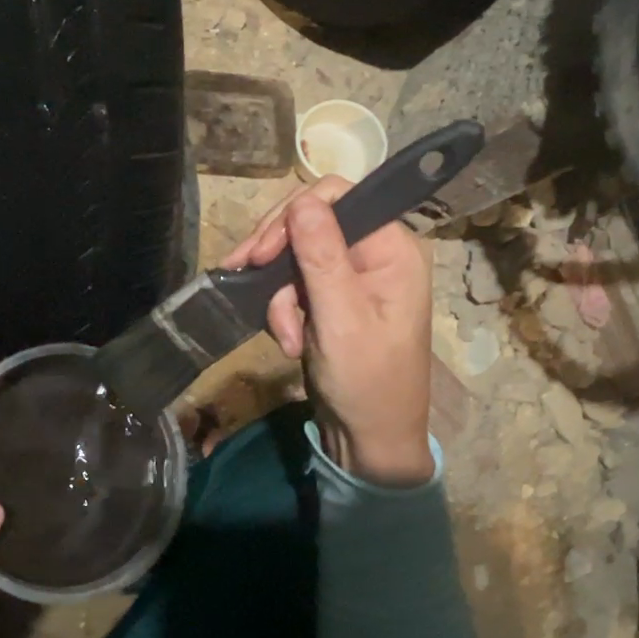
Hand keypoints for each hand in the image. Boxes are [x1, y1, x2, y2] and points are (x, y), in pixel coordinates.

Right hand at [223, 176, 436, 486]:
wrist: (369, 439)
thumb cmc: (368, 383)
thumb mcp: (341, 320)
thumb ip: (322, 257)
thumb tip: (302, 200)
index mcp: (392, 249)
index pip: (338, 198)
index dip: (293, 216)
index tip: (261, 250)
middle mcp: (374, 254)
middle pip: (310, 223)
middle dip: (277, 257)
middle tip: (245, 276)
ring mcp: (351, 277)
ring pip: (293, 256)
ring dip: (278, 296)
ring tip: (284, 338)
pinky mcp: (330, 300)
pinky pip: (292, 284)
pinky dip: (281, 310)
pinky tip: (287, 341)